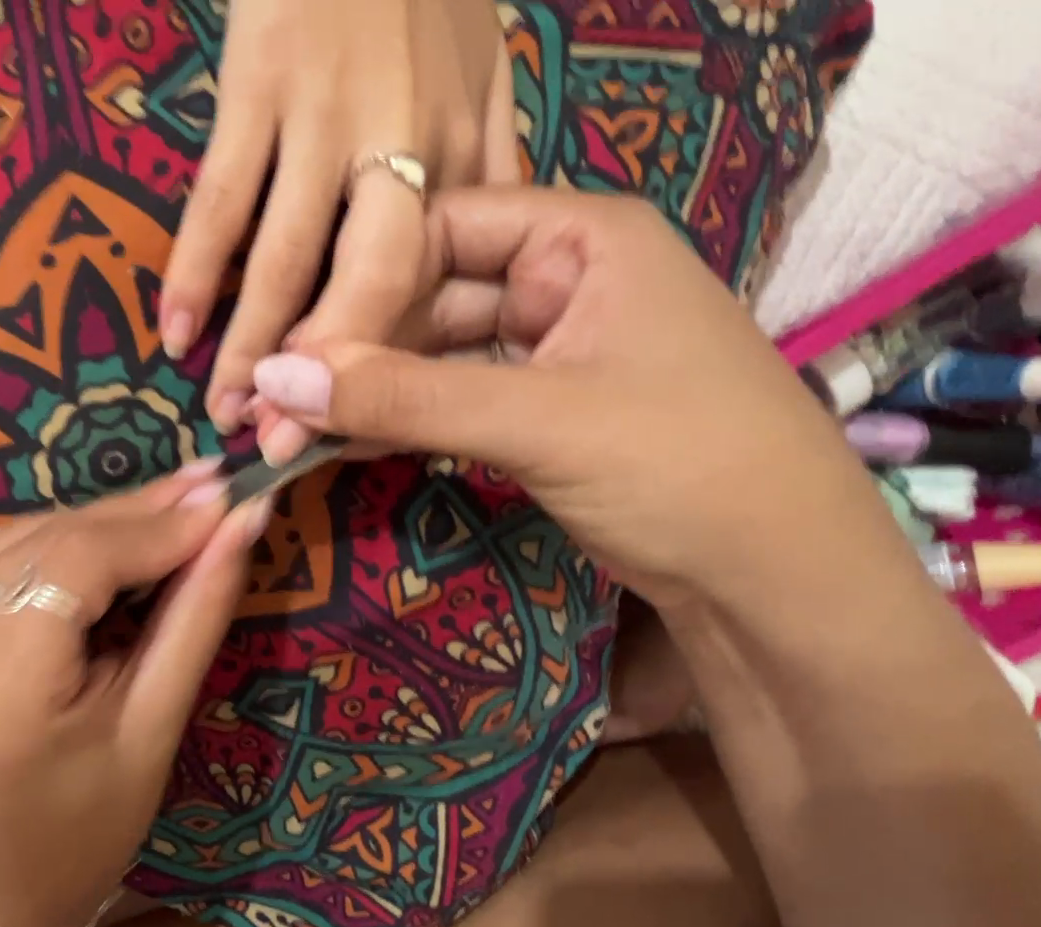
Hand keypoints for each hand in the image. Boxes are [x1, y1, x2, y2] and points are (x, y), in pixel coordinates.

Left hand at [0, 465, 270, 926]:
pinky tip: (99, 544)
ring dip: (90, 524)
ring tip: (166, 513)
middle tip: (203, 488)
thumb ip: (196, 615)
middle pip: (38, 544)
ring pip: (9, 544)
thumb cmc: (92, 829)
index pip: (72, 566)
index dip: (151, 526)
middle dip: (128, 515)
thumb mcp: (156, 726)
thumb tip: (242, 522)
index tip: (221, 500)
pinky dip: (46, 549)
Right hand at [162, 0, 511, 441]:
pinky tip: (173, 331)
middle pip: (371, 284)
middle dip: (324, 376)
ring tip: (224, 411)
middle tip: (282, 448)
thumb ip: (490, 162)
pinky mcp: (258, 83)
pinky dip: (192, 267)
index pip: (437, 282)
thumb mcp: (488, 72)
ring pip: (290, 255)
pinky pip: (223, 197)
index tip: (361, 428)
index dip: (393, 362)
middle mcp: (407, 140)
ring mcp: (327, 113)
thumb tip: (487, 254)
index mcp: (470, 143)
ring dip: (252, 342)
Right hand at [246, 187, 895, 610]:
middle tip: (264, 404)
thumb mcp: (537, 420)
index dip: (356, 284)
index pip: (438, 228)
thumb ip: (402, 395)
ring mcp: (545, 349)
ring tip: (280, 431)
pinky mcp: (533, 411)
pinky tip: (332, 443)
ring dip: (362, 393)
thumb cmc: (683, 466)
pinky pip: (445, 399)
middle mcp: (561, 278)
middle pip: (425, 296)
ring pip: (429, 354)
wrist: (776, 584)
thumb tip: (272, 378)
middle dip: (347, 353)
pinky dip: (393, 422)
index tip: (280, 346)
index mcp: (583, 238)